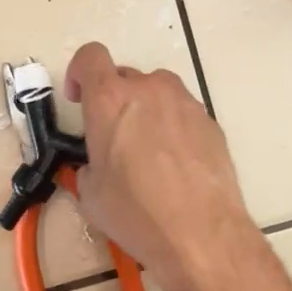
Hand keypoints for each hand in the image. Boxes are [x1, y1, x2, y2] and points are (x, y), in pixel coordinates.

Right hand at [64, 43, 261, 290]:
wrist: (202, 233)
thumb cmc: (137, 214)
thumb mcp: (92, 196)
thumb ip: (90, 166)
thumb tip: (98, 167)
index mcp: (110, 100)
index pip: (90, 57)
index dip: (79, 73)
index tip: (79, 99)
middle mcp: (149, 90)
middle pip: (126, 77)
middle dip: (114, 101)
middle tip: (113, 139)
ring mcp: (186, 104)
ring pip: (158, 94)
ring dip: (146, 113)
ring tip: (147, 153)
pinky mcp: (211, 123)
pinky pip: (183, 115)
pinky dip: (174, 130)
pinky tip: (176, 167)